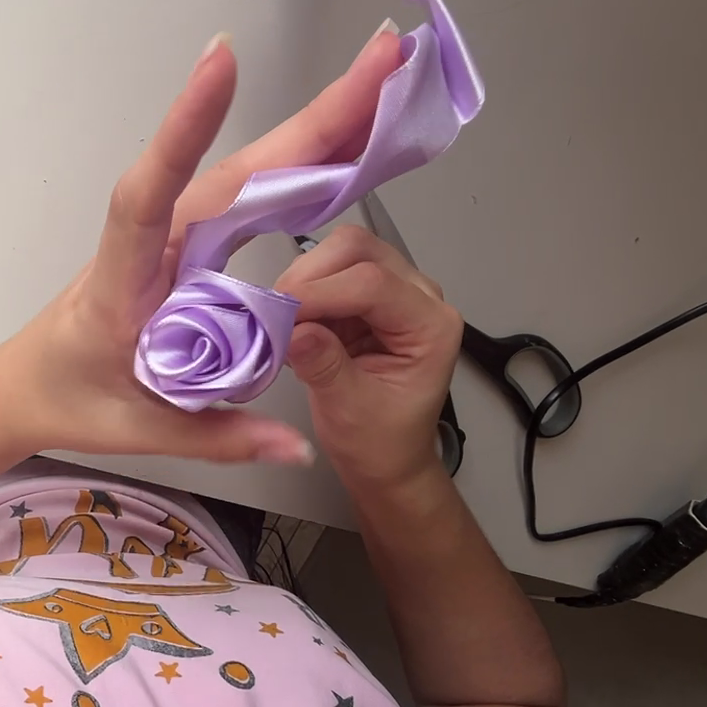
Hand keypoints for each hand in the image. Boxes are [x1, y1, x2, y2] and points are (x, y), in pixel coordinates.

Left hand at [0, 28, 404, 463]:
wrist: (24, 387)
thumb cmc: (68, 403)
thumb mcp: (141, 430)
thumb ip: (219, 438)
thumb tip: (299, 446)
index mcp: (118, 289)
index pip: (144, 202)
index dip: (181, 135)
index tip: (221, 63)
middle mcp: (143, 251)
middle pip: (221, 178)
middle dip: (303, 124)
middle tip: (382, 65)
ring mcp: (162, 246)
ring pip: (235, 183)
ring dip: (306, 138)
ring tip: (378, 96)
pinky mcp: (177, 250)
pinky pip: (235, 206)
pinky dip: (286, 177)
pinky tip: (334, 155)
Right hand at [275, 225, 462, 491]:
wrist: (385, 456)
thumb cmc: (377, 440)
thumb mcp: (349, 410)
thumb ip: (324, 367)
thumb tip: (293, 330)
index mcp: (430, 326)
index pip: (372, 284)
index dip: (319, 293)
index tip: (277, 317)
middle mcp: (418, 297)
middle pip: (360, 249)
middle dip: (310, 274)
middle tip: (276, 313)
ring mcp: (391, 292)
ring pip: (341, 252)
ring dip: (303, 279)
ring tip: (282, 321)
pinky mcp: (363, 298)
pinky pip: (327, 273)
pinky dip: (301, 291)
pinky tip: (289, 323)